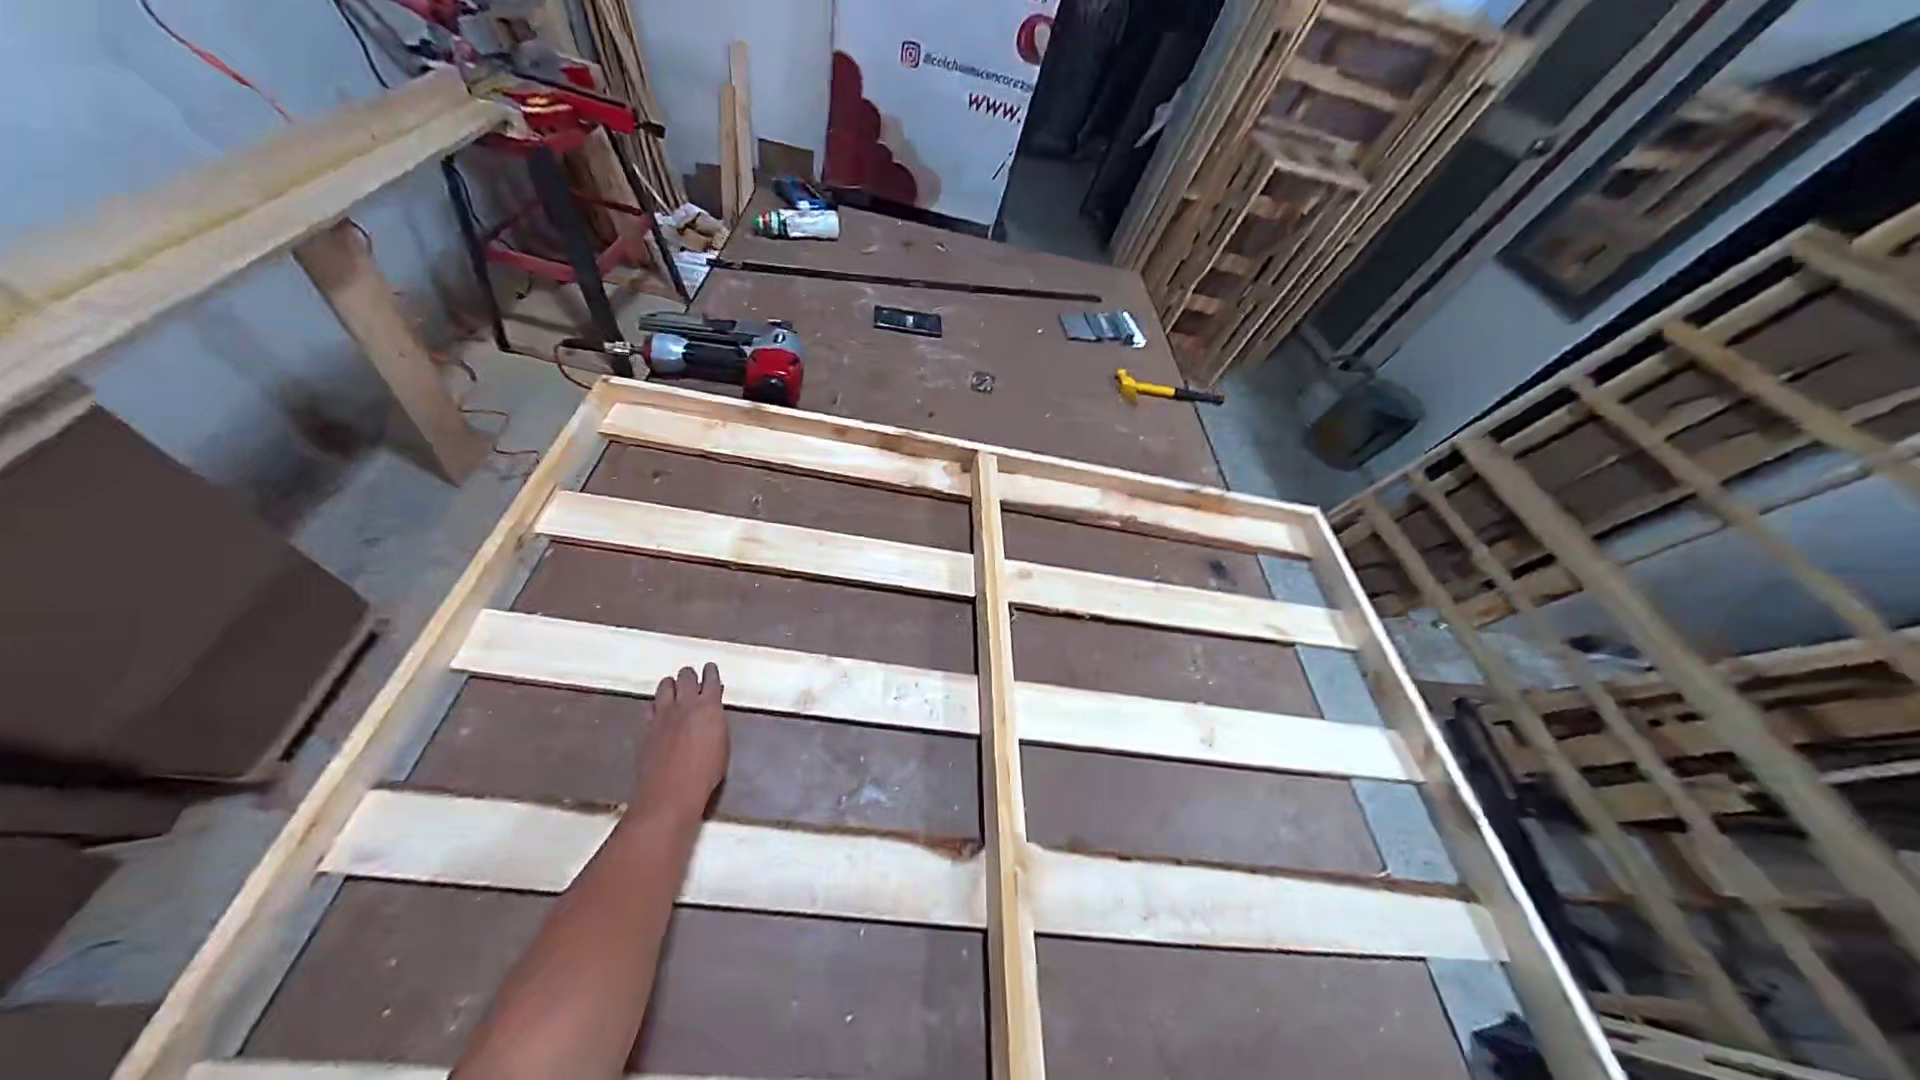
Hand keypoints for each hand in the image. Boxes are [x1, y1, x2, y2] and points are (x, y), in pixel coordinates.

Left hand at [632, 663, 729, 822]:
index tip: (710, 668)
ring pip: (665, 686)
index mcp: (709, 707)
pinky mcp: (647, 727)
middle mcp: (685, 705)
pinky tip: (659, 710)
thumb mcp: (722, 744)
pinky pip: (650, 706)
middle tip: (691, 678)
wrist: (671, 792)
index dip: (711, 672)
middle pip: (685, 676)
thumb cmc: (705, 773)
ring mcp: (663, 715)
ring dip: (671, 685)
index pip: (710, 679)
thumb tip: (712, 713)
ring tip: (674, 689)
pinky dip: (657, 705)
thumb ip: (716, 722)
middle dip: (689, 675)